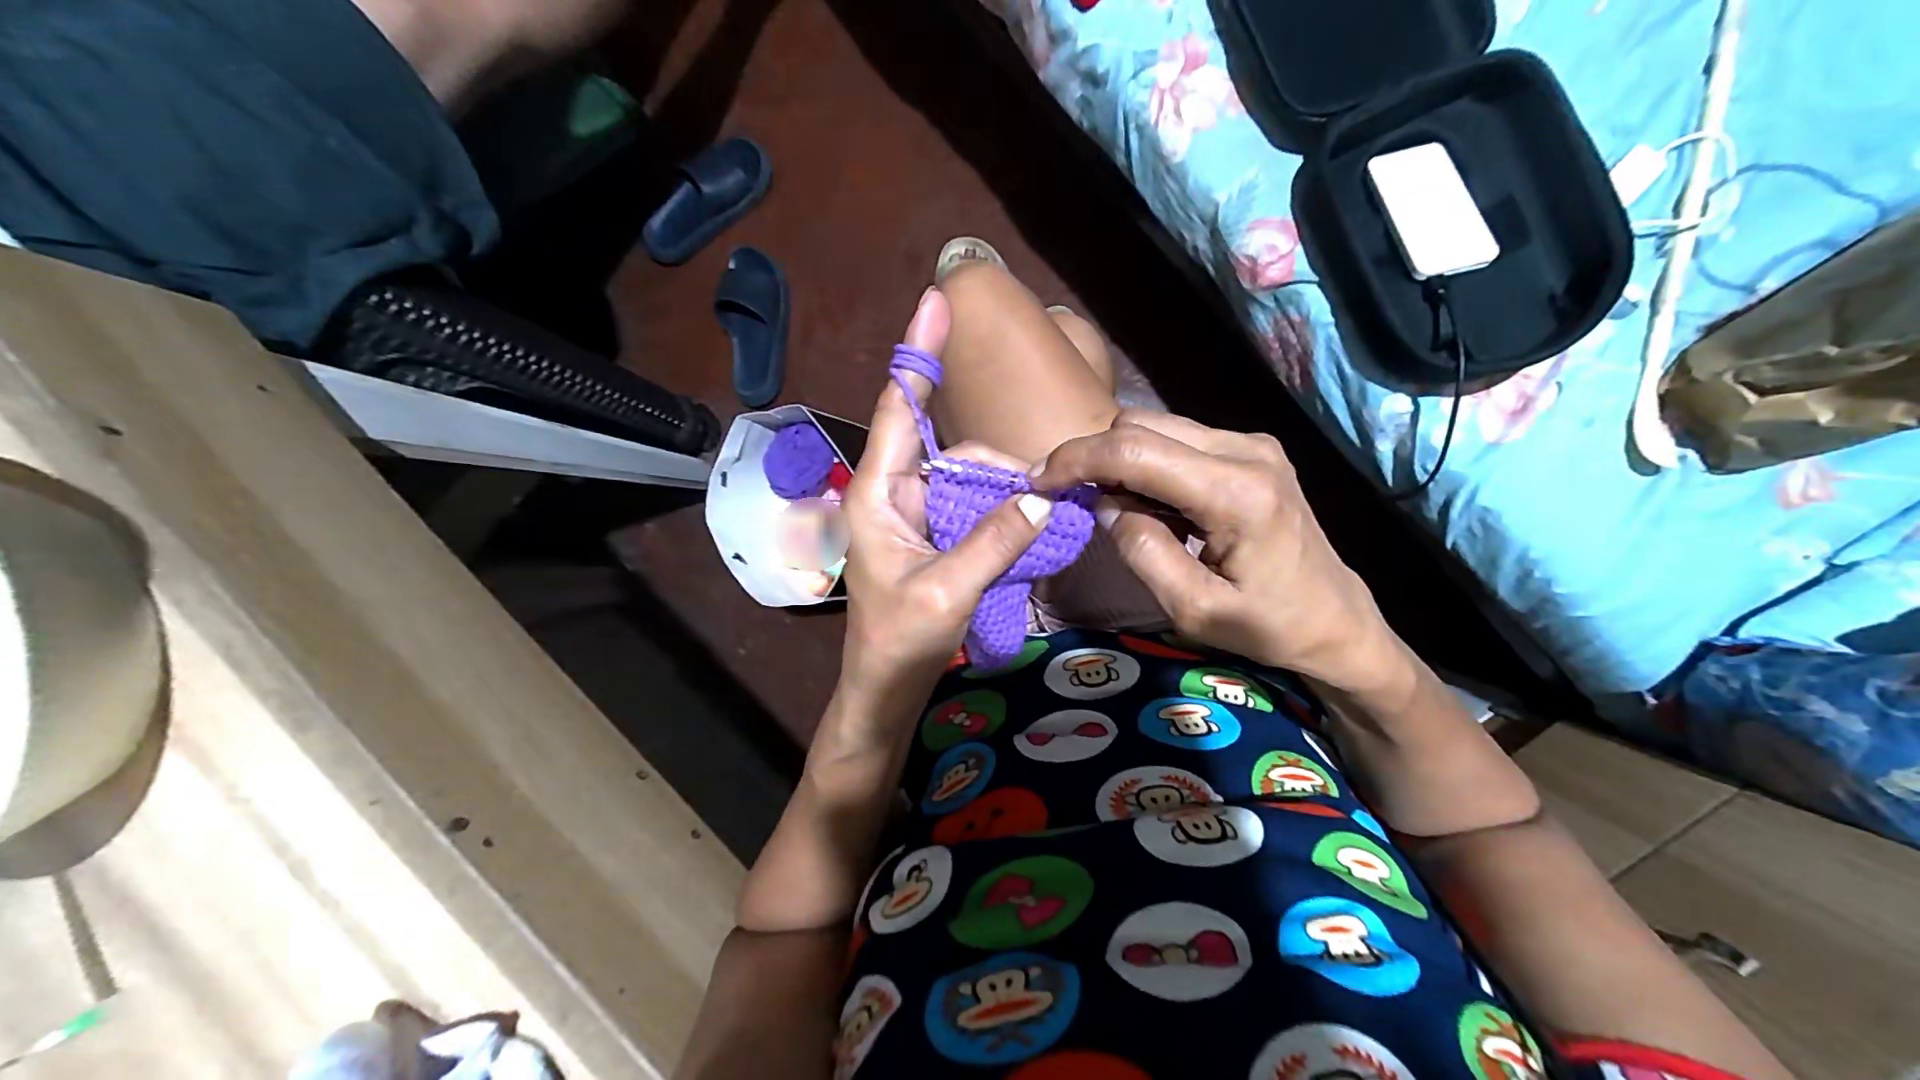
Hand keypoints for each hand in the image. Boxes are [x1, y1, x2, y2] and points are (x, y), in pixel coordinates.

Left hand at [837, 288, 1053, 723]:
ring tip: (1038, 525)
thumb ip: (994, 541)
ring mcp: (914, 515)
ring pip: (967, 479)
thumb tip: (1044, 497)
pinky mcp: (932, 537)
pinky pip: (970, 506)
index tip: (936, 299)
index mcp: (879, 494)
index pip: (897, 409)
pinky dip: (999, 512)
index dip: (918, 353)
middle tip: (1041, 500)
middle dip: (996, 465)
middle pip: (952, 450)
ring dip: (1004, 494)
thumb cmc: (900, 644)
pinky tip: (1025, 529)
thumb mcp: (948, 591)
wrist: (885, 690)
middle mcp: (895, 493)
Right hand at [1030, 410, 1399, 693]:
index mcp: (1236, 494)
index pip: (1135, 451)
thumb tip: (1105, 504)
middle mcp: (1246, 451)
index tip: (1039, 481)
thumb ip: (1142, 551)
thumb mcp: (1193, 608)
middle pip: (1140, 425)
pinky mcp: (1250, 448)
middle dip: (1094, 457)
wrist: (1334, 619)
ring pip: (1156, 425)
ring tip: (1114, 507)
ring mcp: (1252, 444)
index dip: (1077, 459)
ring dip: (1120, 459)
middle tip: (1071, 499)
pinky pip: (1177, 438)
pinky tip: (1148, 501)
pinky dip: (1146, 462)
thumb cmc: (1267, 626)